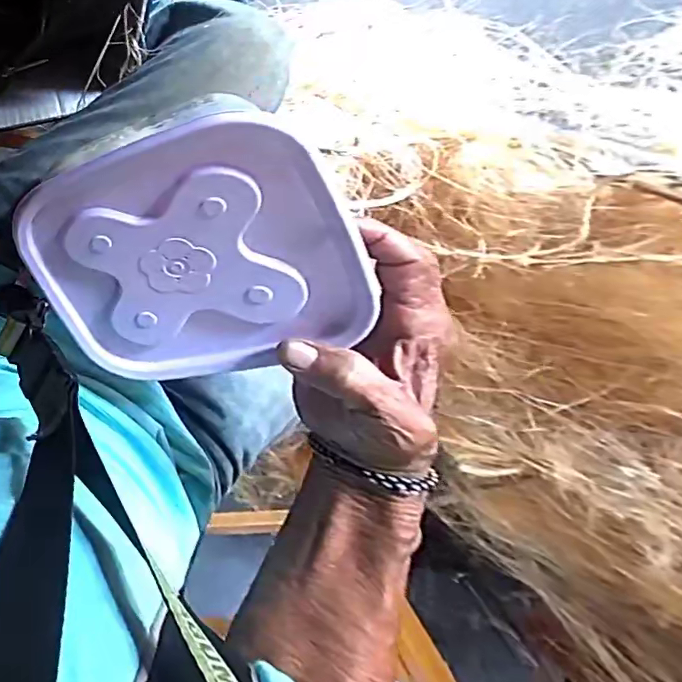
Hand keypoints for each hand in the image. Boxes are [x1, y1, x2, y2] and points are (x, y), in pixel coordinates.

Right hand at [278, 219, 451, 475]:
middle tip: (299, 228)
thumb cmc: (387, 436)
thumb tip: (294, 347)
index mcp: (415, 326)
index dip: (385, 240)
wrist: (362, 454)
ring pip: (342, 275)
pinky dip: (293, 284)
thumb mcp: (380, 412)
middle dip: (341, 240)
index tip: (344, 227)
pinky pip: (313, 296)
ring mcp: (357, 321)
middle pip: (374, 260)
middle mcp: (389, 315)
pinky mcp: (325, 331)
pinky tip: (267, 280)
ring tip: (278, 245)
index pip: (412, 266)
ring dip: (314, 259)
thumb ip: (346, 378)